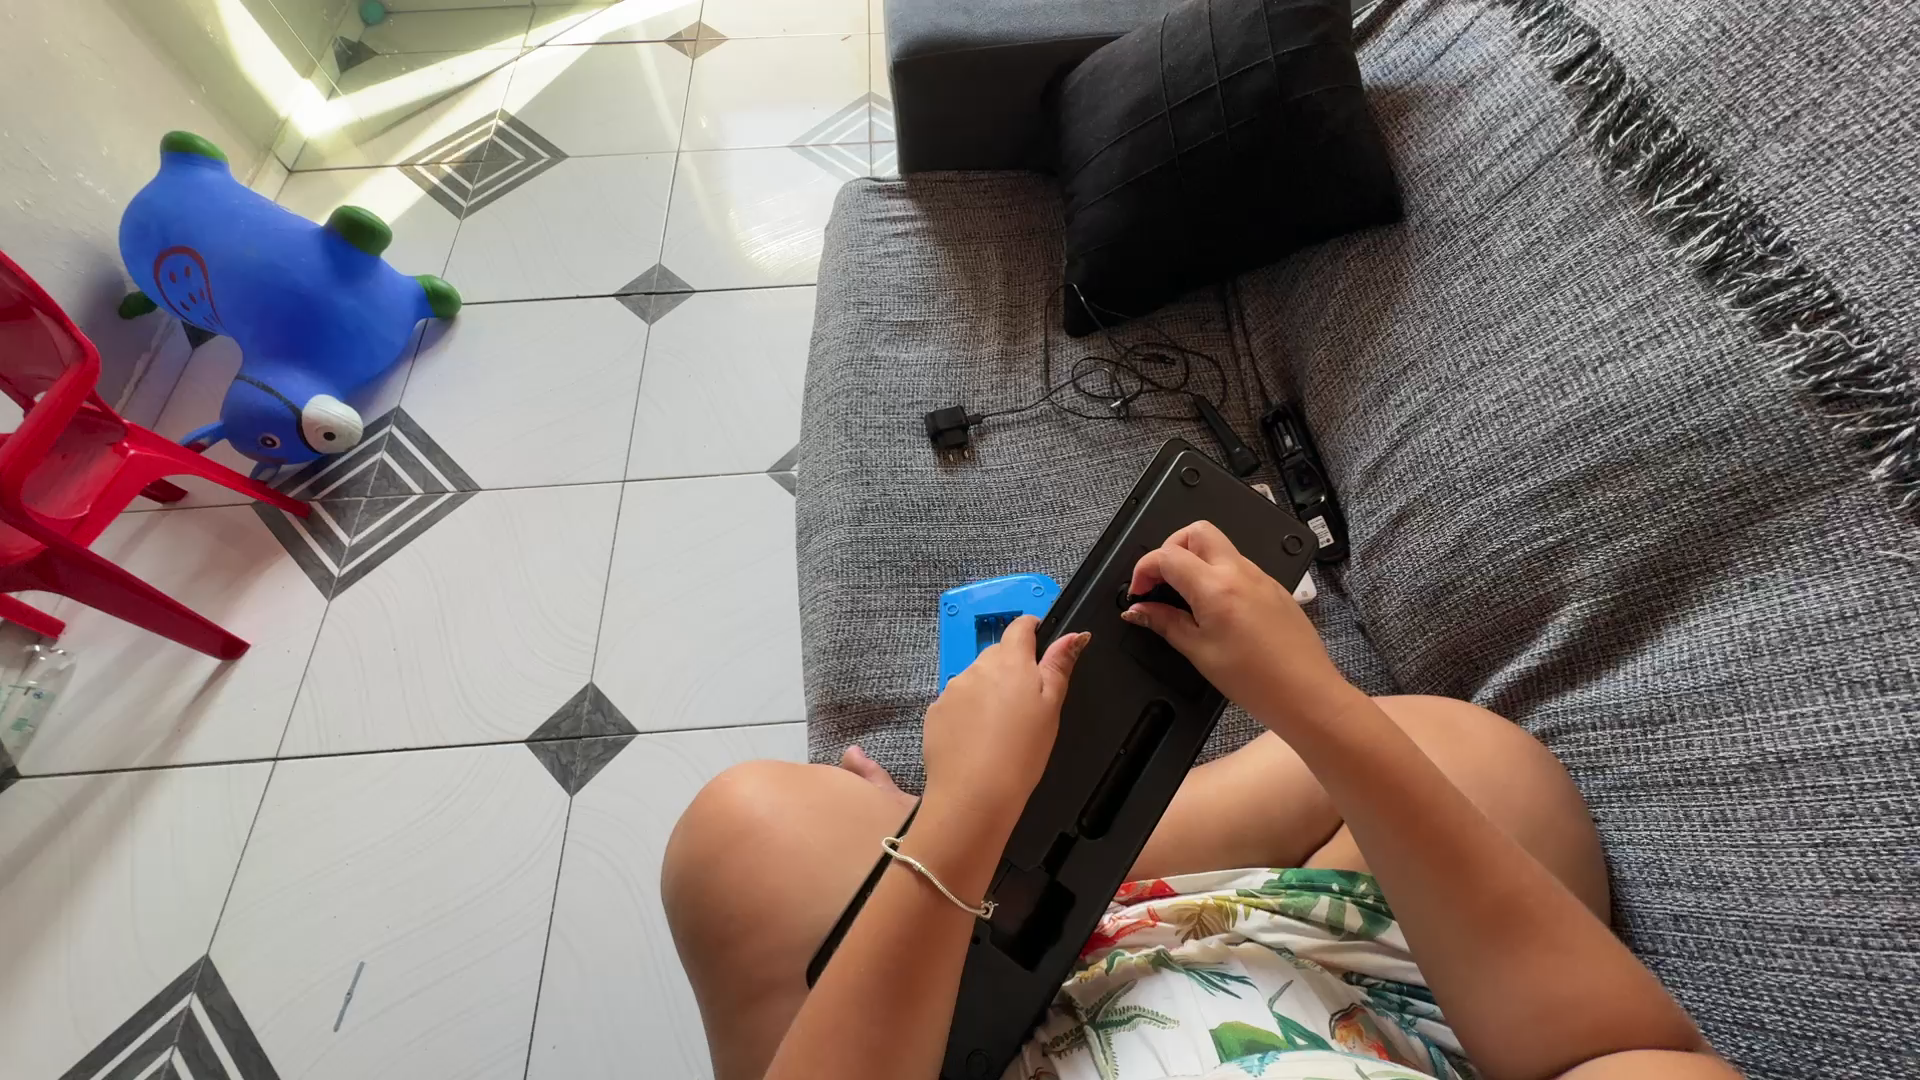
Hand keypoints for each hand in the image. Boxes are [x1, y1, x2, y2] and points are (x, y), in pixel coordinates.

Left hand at [922, 616, 1089, 838]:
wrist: (974, 794)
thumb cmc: (1021, 753)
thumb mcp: (1052, 707)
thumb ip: (1060, 665)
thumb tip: (1074, 634)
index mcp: (1010, 662)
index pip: (1020, 626)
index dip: (1032, 630)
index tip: (1039, 643)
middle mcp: (977, 667)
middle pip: (997, 654)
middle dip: (1011, 669)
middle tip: (1025, 704)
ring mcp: (952, 689)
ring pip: (975, 678)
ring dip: (988, 691)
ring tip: (1000, 728)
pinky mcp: (936, 710)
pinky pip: (956, 702)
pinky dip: (967, 712)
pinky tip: (977, 738)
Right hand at [1122, 521, 1355, 726]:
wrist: (1306, 694)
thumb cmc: (1258, 680)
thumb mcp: (1198, 651)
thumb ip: (1164, 622)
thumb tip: (1138, 610)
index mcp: (1216, 588)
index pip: (1167, 556)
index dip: (1143, 570)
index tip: (1139, 592)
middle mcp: (1240, 572)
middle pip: (1196, 531)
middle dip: (1170, 548)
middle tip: (1160, 580)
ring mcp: (1260, 577)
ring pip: (1218, 546)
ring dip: (1194, 560)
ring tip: (1183, 596)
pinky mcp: (1272, 587)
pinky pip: (1238, 565)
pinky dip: (1216, 573)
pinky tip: (1211, 606)